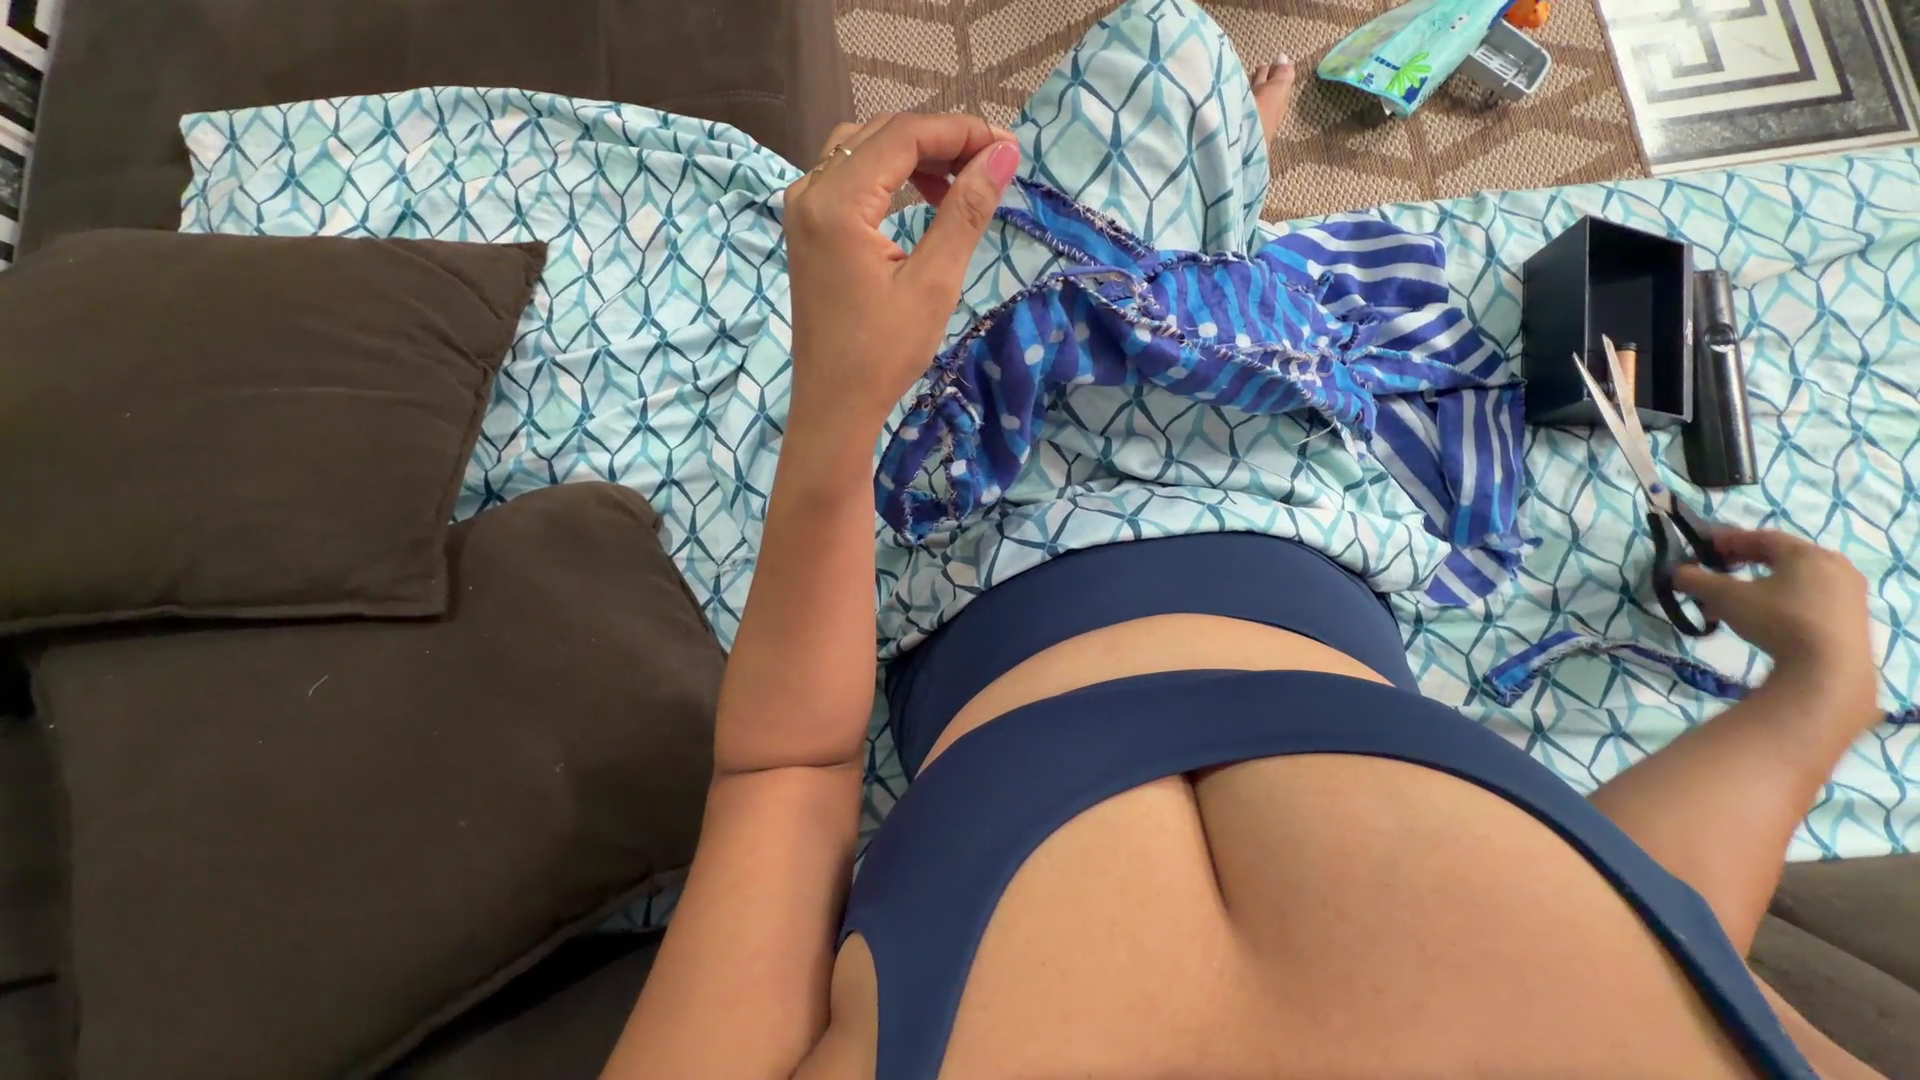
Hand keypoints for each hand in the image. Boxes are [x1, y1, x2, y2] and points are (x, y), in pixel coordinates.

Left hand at [783, 113, 1021, 434]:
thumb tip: (1002, 155)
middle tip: (990, 164)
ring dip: (914, 155)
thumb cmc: (883, 354)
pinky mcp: (807, 229)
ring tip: (961, 181)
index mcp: (837, 202)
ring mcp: (803, 210)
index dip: (959, 131)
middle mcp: (810, 191)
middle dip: (940, 139)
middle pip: (881, 134)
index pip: (903, 135)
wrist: (834, 405)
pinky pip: (848, 178)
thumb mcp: (934, 283)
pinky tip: (923, 198)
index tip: (1006, 148)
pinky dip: (889, 177)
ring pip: (862, 151)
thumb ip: (965, 211)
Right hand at [1673, 528, 1877, 706]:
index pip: (1762, 537)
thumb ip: (1695, 580)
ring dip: (1760, 583)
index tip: (1703, 549)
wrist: (1829, 667)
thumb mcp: (1724, 597)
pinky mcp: (1853, 615)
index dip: (1728, 540)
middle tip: (1718, 571)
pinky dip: (1781, 598)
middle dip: (1744, 562)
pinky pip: (1810, 596)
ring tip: (1734, 600)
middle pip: (1781, 556)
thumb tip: (1676, 572)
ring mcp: (1849, 591)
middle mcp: (1834, 565)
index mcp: (1806, 553)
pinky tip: (1762, 615)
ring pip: (1794, 578)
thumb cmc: (1776, 619)